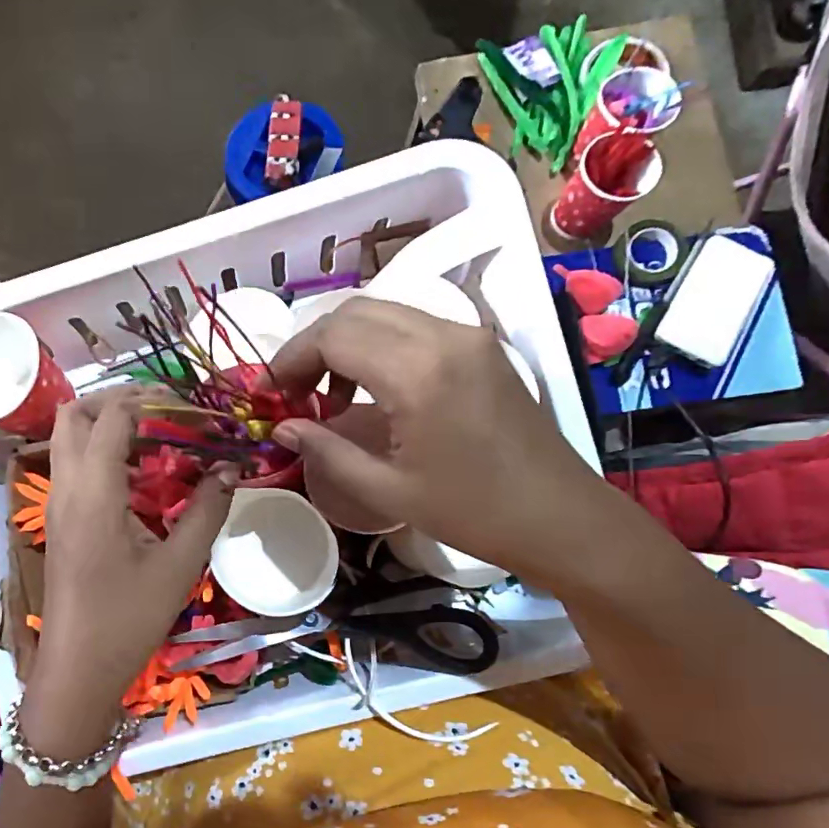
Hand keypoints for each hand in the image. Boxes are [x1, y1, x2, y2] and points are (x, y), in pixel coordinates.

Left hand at [25, 388, 235, 749]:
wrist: (79, 668)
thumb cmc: (130, 617)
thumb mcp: (180, 563)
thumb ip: (208, 510)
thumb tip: (230, 469)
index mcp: (94, 493)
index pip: (113, 416)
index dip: (152, 400)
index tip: (193, 409)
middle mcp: (66, 488)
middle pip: (75, 415)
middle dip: (118, 400)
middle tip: (166, 410)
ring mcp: (57, 505)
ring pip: (70, 439)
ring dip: (109, 426)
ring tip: (160, 438)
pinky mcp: (60, 522)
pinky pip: (75, 467)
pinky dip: (105, 454)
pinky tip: (144, 478)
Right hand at [267, 297, 607, 581]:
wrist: (556, 516)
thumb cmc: (471, 512)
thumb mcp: (388, 491)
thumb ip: (328, 451)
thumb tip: (285, 426)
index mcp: (417, 372)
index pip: (333, 335)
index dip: (291, 359)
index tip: (272, 393)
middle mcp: (443, 335)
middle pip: (356, 311)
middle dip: (315, 346)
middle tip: (297, 394)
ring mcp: (469, 335)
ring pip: (386, 312)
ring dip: (348, 343)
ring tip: (333, 396)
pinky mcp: (483, 345)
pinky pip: (417, 326)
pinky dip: (382, 345)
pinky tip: (376, 388)